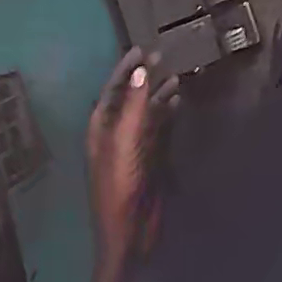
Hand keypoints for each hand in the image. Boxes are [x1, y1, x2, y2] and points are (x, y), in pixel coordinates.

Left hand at [86, 47, 179, 255]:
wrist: (129, 232)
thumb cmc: (120, 186)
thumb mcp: (125, 143)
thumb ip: (133, 106)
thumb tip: (141, 70)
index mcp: (101, 129)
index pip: (112, 90)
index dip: (125, 69)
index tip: (141, 49)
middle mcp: (115, 133)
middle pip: (130, 97)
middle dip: (145, 78)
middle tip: (163, 57)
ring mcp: (133, 145)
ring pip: (146, 111)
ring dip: (159, 94)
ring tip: (176, 77)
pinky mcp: (149, 157)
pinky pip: (159, 127)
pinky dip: (168, 112)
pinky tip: (179, 102)